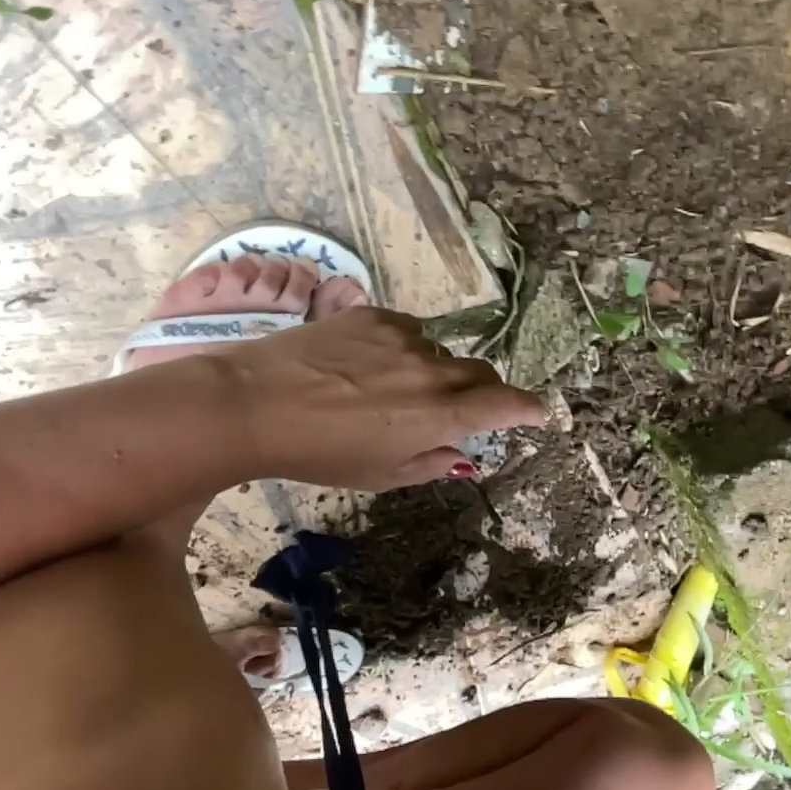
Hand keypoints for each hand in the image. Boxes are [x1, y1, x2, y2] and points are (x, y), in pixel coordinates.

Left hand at [215, 306, 546, 490]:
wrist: (253, 404)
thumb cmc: (319, 453)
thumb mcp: (380, 475)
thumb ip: (432, 462)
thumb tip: (462, 454)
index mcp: (438, 414)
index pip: (504, 404)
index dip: (527, 408)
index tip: (537, 412)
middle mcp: (431, 369)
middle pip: (480, 373)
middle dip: (481, 393)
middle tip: (460, 409)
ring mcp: (402, 336)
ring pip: (439, 351)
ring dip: (435, 371)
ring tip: (393, 391)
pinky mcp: (372, 314)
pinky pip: (407, 332)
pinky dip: (403, 350)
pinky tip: (367, 366)